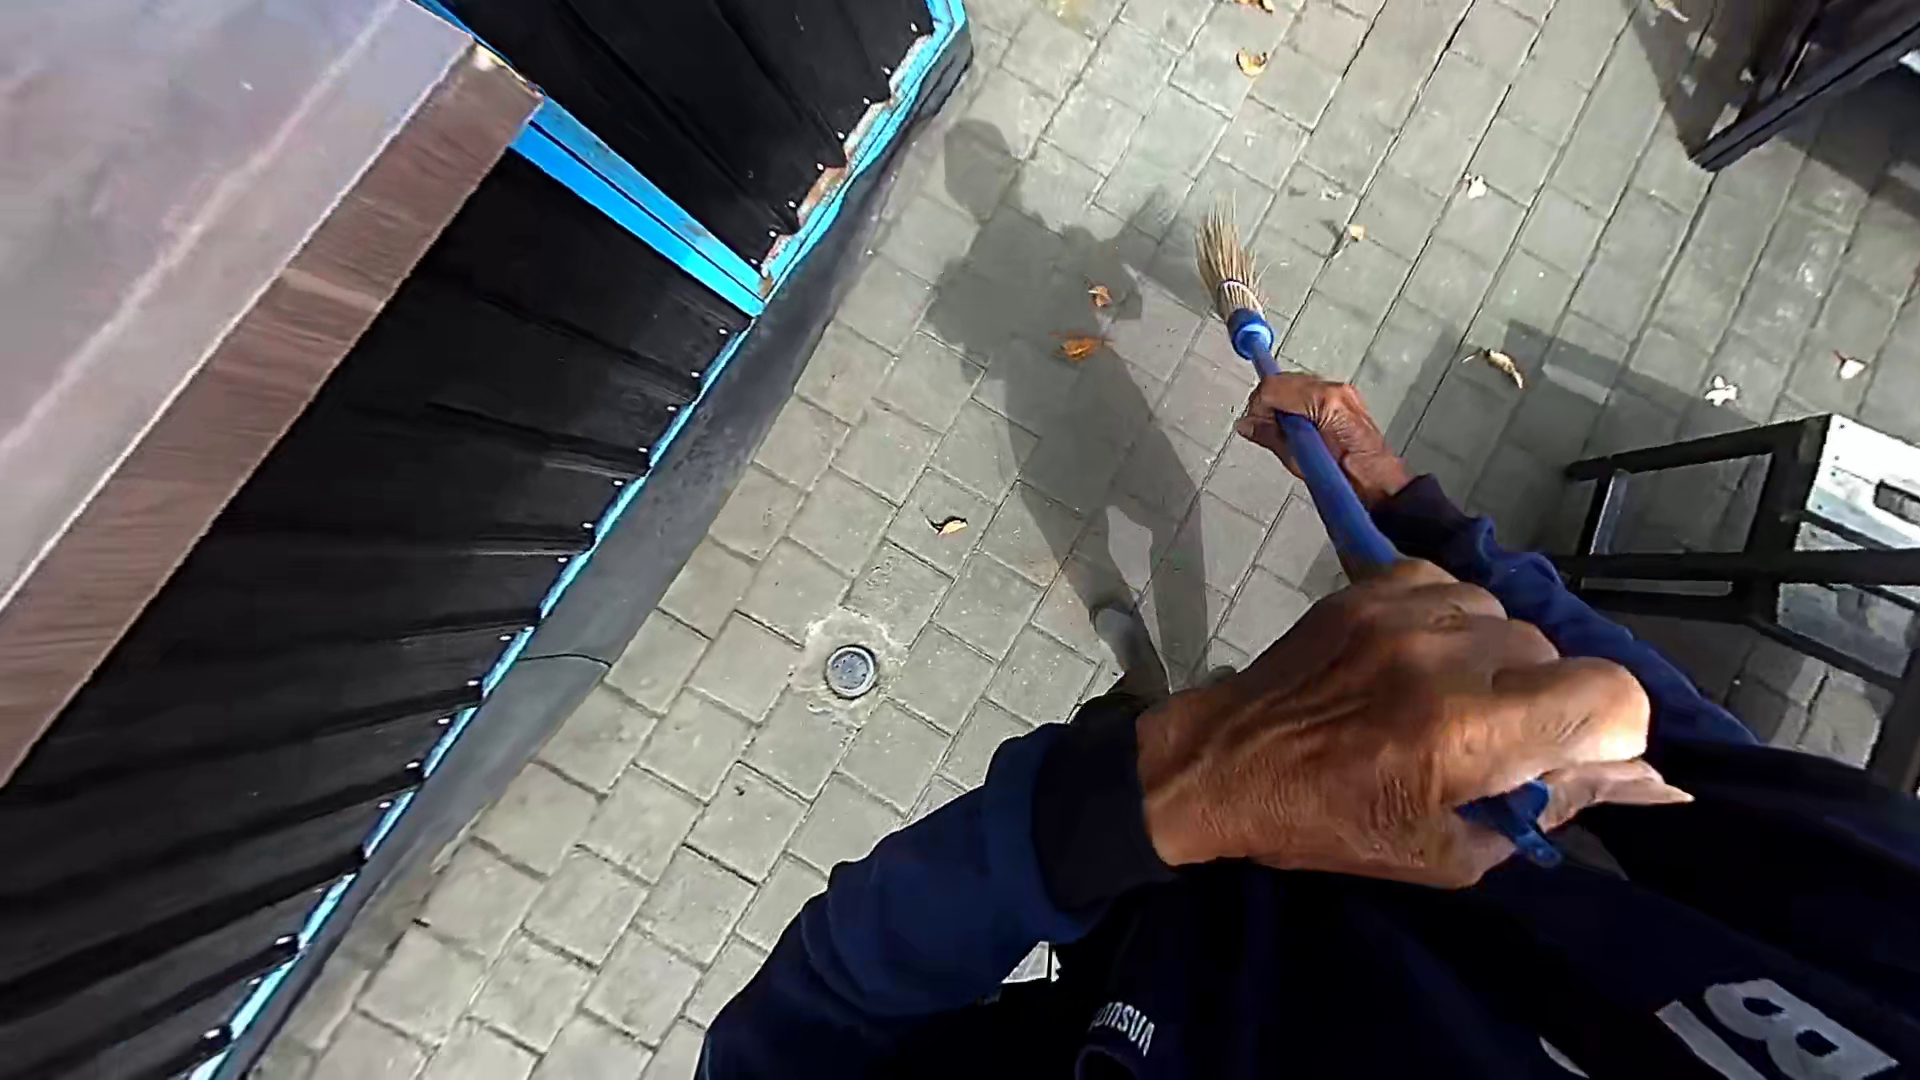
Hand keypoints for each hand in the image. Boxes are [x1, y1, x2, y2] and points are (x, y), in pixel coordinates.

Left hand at [1134, 560, 1687, 886]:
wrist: (1224, 761)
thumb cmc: (1325, 819)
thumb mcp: (1448, 852)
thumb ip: (1548, 808)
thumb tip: (1642, 776)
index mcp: (1467, 729)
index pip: (1611, 692)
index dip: (1604, 731)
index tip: (1559, 753)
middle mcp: (1435, 655)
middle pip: (1550, 649)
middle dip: (1538, 695)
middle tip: (1484, 728)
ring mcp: (1387, 615)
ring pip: (1494, 609)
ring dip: (1487, 649)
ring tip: (1442, 686)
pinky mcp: (1350, 596)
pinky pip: (1435, 580)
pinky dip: (1440, 611)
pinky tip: (1412, 647)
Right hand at [1235, 374, 1410, 508]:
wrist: (1375, 479)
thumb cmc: (1344, 475)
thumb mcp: (1295, 458)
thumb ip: (1269, 435)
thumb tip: (1247, 424)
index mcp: (1324, 403)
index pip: (1273, 388)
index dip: (1257, 407)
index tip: (1254, 424)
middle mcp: (1334, 390)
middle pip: (1281, 380)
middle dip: (1266, 403)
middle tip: (1264, 426)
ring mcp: (1341, 391)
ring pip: (1293, 382)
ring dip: (1280, 402)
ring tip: (1283, 429)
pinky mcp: (1343, 396)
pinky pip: (1307, 389)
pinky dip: (1293, 402)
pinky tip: (1296, 424)